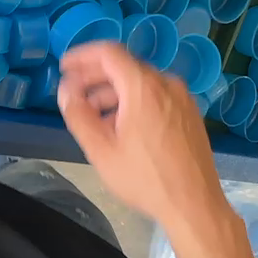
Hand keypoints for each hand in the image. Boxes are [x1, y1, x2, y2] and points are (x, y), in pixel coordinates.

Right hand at [57, 41, 231, 226]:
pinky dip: (133, 102)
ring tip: (94, 117)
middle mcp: (166, 84)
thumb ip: (78, 114)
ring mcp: (182, 98)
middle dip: (94, 77)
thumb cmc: (143, 177)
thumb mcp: (100, 150)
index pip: (108, 53)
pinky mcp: (190, 114)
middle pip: (124, 67)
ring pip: (140, 83)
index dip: (82, 56)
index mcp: (143, 87)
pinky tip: (121, 127)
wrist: (193, 204)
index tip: (64, 68)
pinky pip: (156, 97)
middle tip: (73, 94)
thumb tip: (65, 90)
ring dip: (113, 93)